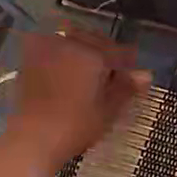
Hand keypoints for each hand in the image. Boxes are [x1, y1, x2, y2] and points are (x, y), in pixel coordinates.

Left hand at [0, 28, 149, 169]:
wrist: (34, 138)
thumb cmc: (76, 126)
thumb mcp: (108, 110)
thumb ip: (126, 88)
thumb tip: (146, 75)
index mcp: (93, 53)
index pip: (119, 52)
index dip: (129, 62)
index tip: (133, 72)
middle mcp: (69, 42)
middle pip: (95, 40)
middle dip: (105, 52)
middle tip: (112, 72)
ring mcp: (47, 47)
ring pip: (72, 39)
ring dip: (83, 48)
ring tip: (89, 70)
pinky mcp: (29, 58)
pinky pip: (52, 46)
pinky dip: (63, 53)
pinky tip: (67, 70)